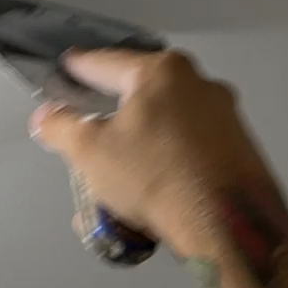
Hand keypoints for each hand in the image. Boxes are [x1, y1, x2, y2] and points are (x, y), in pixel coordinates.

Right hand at [29, 48, 277, 256]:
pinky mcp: (239, 147)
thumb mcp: (88, 150)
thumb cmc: (157, 178)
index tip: (66, 68)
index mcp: (161, 73)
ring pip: (162, 122)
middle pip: (137, 92)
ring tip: (114, 178)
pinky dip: (161, 161)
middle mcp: (199, 84)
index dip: (78, 67)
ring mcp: (225, 115)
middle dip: (109, 114)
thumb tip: (47, 117)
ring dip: (134, 143)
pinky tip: (147, 190)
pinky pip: (185, 146)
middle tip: (86, 134)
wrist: (226, 225)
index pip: (105, 62)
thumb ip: (60, 126)